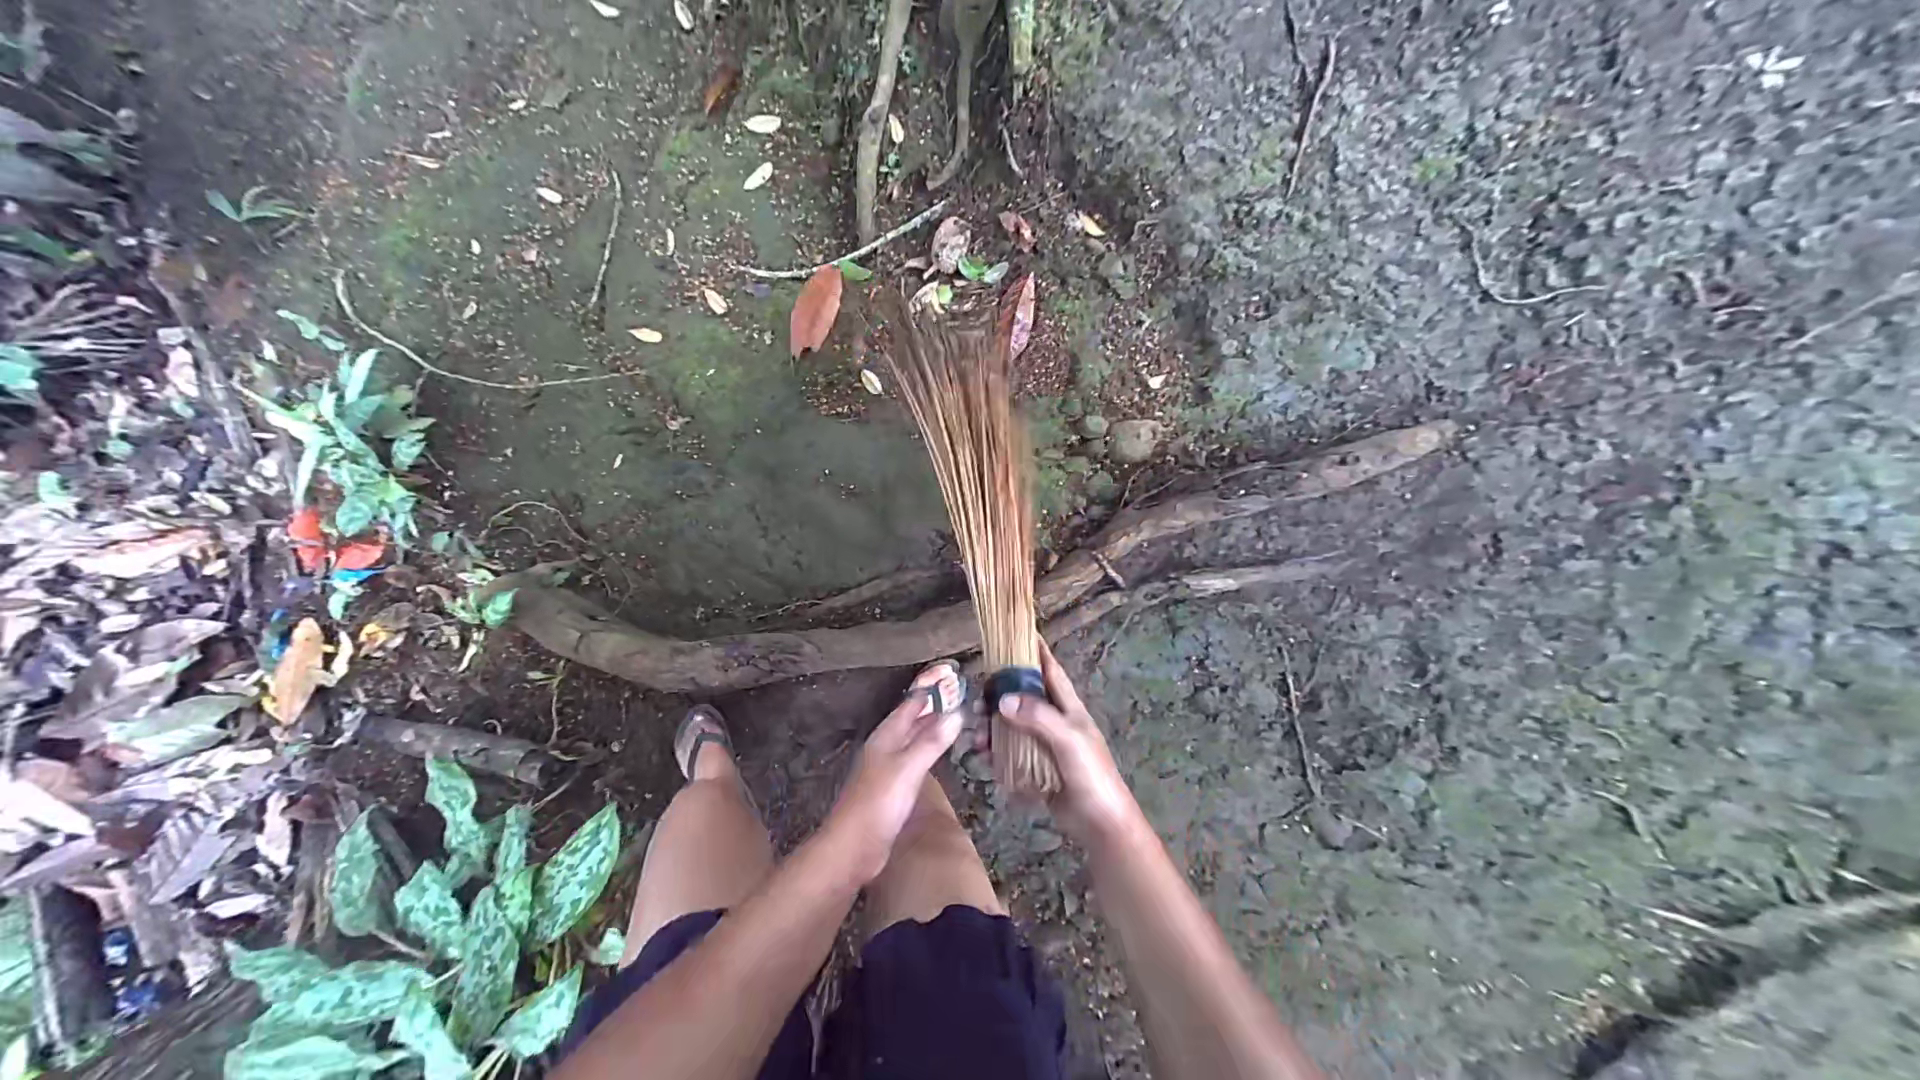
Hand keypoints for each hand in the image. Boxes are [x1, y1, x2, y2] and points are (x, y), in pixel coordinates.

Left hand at [823, 665, 965, 882]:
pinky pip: (917, 754)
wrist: (852, 847)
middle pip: (914, 716)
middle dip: (935, 700)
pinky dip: (932, 744)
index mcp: (887, 735)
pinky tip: (942, 749)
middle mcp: (888, 745)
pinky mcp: (895, 785)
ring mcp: (890, 765)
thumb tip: (956, 713)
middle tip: (960, 687)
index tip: (950, 670)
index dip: (930, 685)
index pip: (912, 701)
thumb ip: (930, 741)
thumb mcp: (907, 768)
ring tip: (958, 712)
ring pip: (916, 735)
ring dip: (934, 722)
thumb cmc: (877, 804)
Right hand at [996, 640, 1146, 851]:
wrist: (1100, 824)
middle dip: (999, 696)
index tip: (1016, 634)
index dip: (1036, 651)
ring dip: (993, 727)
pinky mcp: (1037, 768)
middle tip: (977, 702)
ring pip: (1012, 726)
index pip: (1051, 670)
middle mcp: (1055, 721)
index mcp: (1069, 708)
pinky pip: (1011, 752)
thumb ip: (1037, 716)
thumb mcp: (1068, 739)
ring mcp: (1045, 745)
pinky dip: (996, 752)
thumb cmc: (1092, 775)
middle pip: (1022, 698)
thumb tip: (1003, 699)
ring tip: (976, 735)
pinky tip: (984, 757)